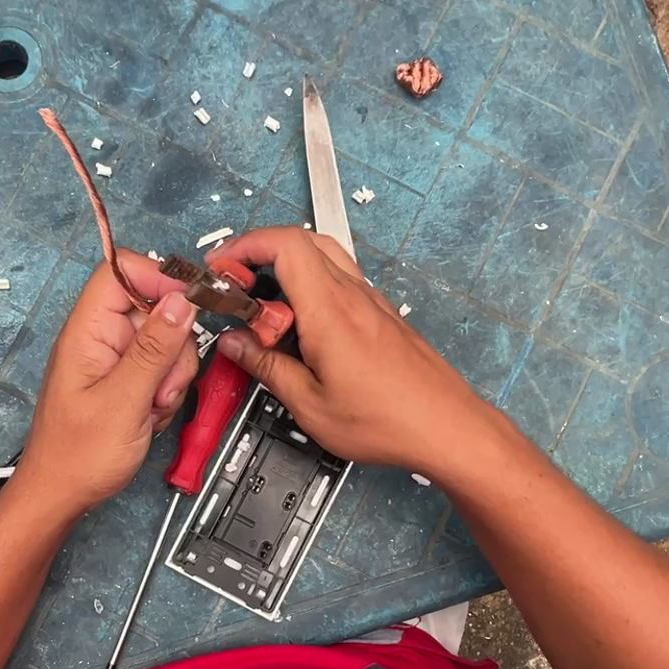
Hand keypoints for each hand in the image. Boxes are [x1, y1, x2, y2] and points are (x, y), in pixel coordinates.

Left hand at [14, 250, 200, 516]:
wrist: (62, 495)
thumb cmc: (79, 456)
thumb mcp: (124, 402)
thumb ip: (155, 349)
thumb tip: (181, 300)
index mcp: (87, 332)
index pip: (121, 272)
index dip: (158, 279)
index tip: (189, 307)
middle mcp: (100, 339)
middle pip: (154, 309)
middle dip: (172, 348)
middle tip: (162, 388)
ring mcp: (114, 360)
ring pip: (166, 342)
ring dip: (171, 376)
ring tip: (153, 408)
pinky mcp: (126, 381)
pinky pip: (162, 370)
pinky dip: (165, 393)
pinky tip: (150, 416)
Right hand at [210, 227, 493, 472]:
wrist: (447, 427)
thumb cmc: (384, 421)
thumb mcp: (309, 404)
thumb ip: (266, 367)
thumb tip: (234, 343)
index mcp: (330, 310)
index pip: (285, 245)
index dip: (245, 245)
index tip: (221, 267)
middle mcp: (352, 294)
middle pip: (302, 241)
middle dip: (259, 251)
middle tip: (235, 283)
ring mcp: (370, 301)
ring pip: (322, 257)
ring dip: (286, 267)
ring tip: (262, 304)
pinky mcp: (380, 314)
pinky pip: (339, 280)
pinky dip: (309, 286)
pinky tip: (298, 324)